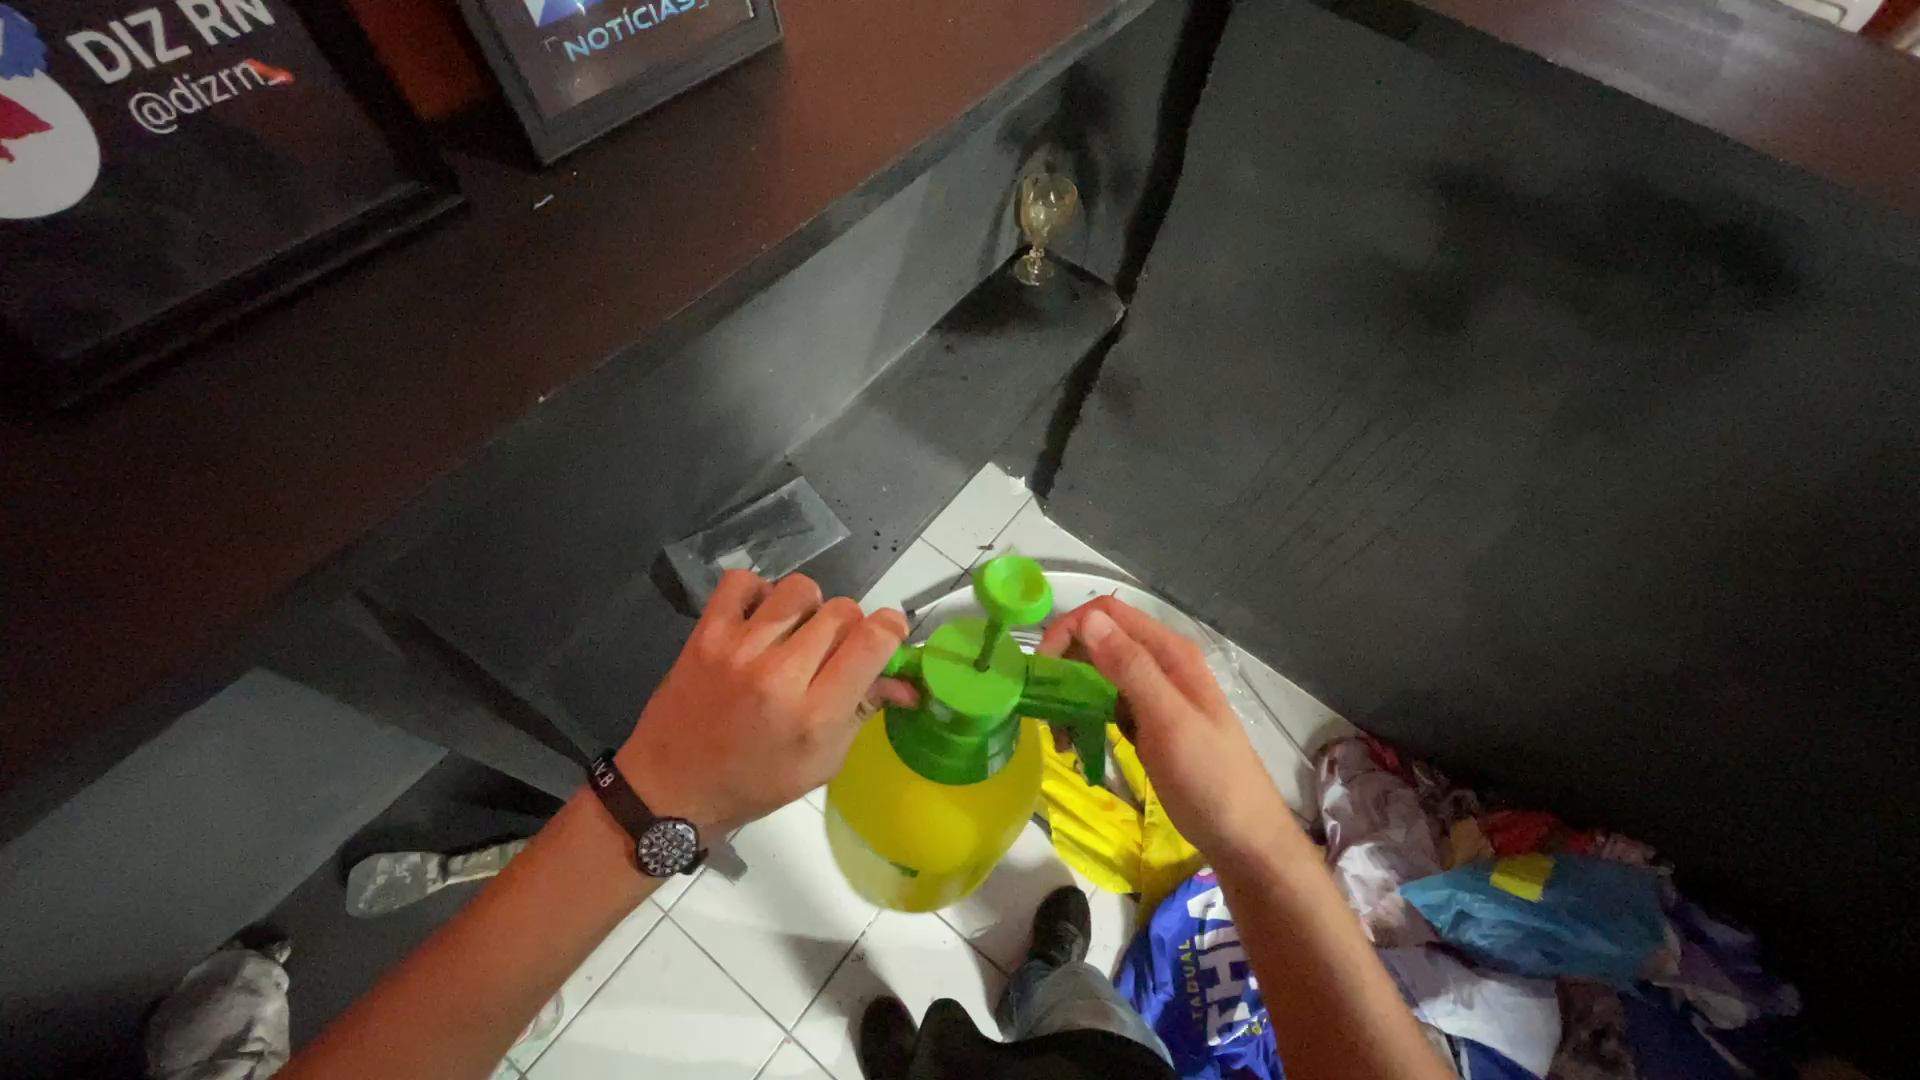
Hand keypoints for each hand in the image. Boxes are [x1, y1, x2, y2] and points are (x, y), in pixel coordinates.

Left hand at [615, 571, 914, 834]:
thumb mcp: (822, 762)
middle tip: (833, 653)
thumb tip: (904, 681)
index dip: (891, 629)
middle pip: (842, 610)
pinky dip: (759, 594)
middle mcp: (781, 673)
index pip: (873, 639)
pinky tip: (759, 621)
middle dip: (850, 627)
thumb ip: (863, 710)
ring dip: (809, 608)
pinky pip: (744, 582)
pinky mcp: (706, 633)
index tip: (886, 637)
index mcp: (816, 714)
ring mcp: (740, 648)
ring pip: (801, 589)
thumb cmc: (755, 783)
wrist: (671, 789)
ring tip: (795, 635)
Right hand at [1039, 597, 1296, 863]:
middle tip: (1045, 710)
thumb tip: (1088, 620)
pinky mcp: (1145, 721)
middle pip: (1097, 642)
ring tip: (1059, 737)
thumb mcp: (1168, 720)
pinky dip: (1083, 717)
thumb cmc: (1210, 777)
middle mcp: (1159, 663)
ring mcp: (1152, 693)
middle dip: (1064, 668)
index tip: (1042, 669)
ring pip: (1096, 674)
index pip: (1107, 614)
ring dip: (1069, 696)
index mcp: (1169, 652)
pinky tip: (1074, 744)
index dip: (1069, 630)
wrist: (1242, 837)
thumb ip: (1130, 667)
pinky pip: (1103, 703)